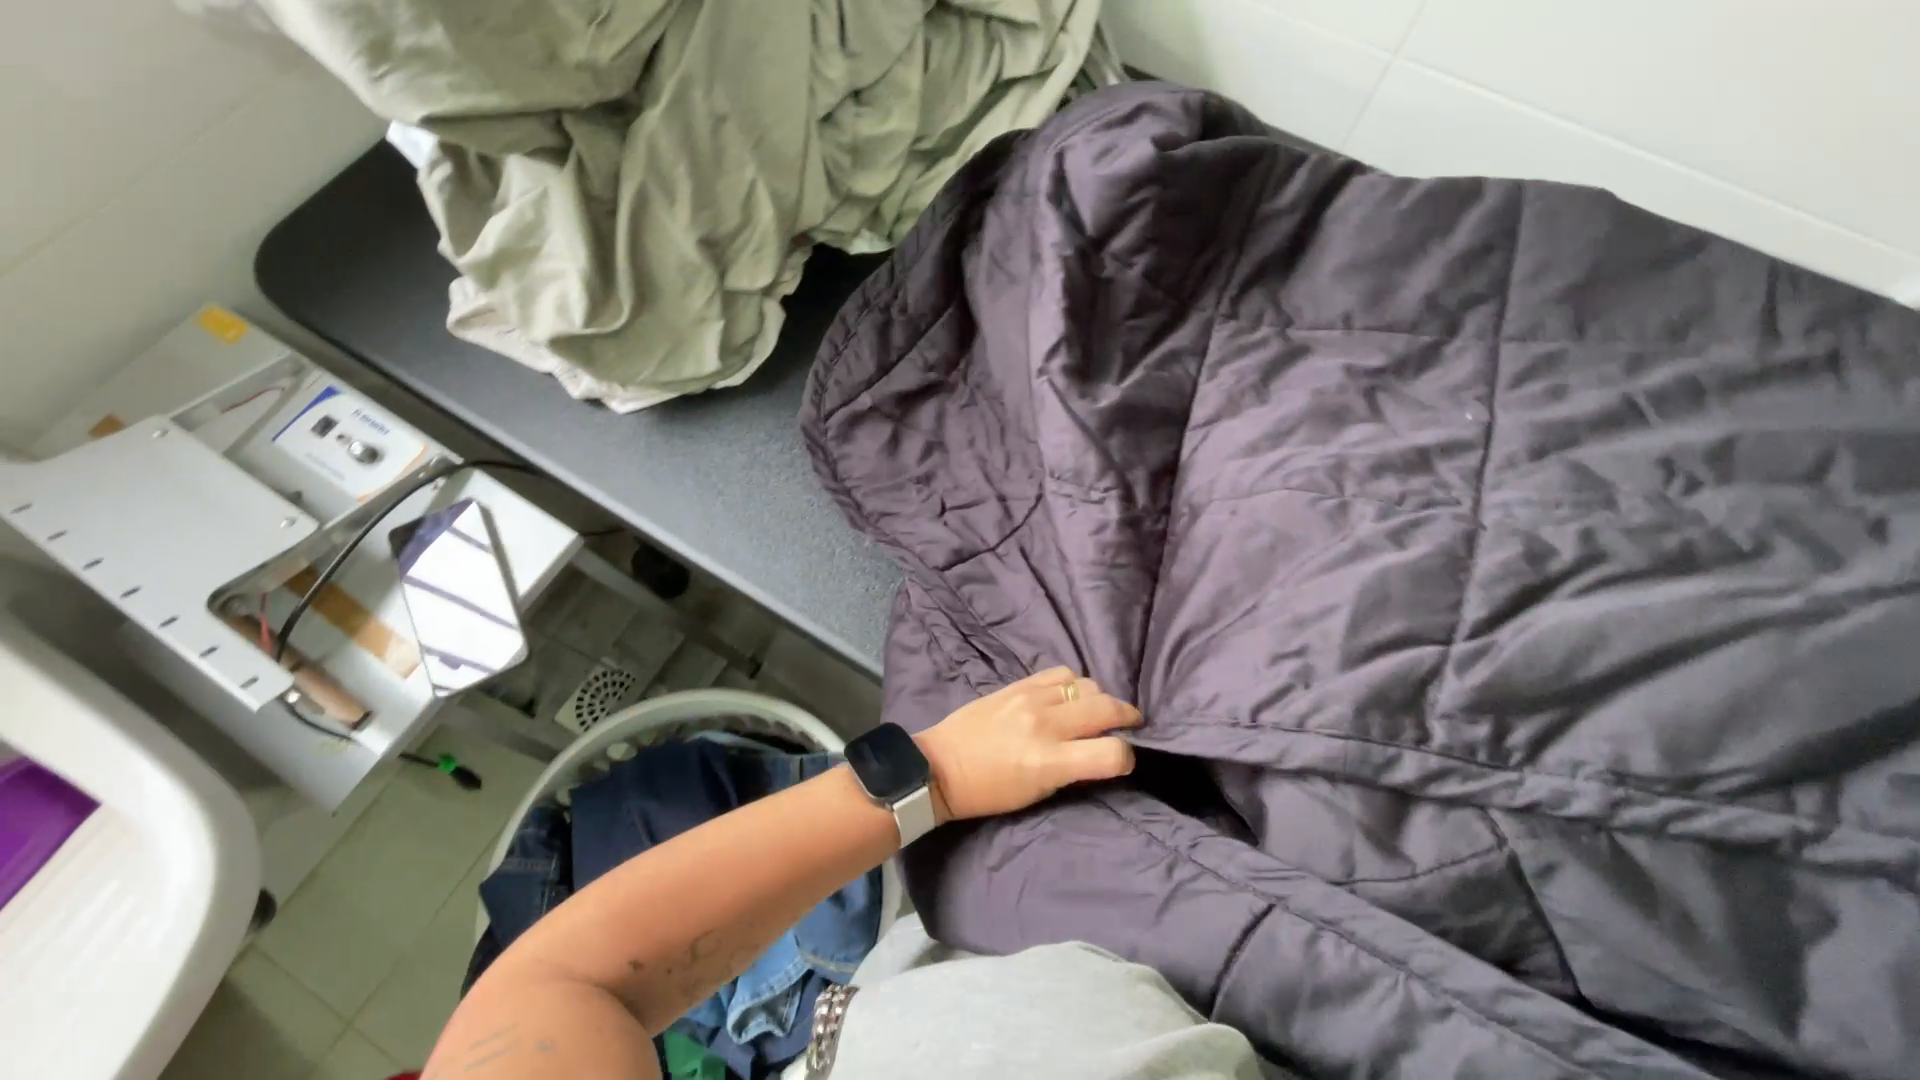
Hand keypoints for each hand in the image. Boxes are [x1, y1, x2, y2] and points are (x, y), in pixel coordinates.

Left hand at [915, 667, 1141, 822]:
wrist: (939, 766)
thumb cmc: (988, 792)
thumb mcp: (1038, 794)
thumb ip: (1072, 770)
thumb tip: (1101, 753)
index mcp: (1050, 760)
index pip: (1112, 753)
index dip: (1127, 758)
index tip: (1122, 760)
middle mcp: (1045, 724)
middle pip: (1107, 707)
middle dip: (1126, 717)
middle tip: (1128, 724)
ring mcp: (1030, 699)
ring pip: (1087, 684)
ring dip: (1098, 698)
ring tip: (1093, 710)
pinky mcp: (1017, 685)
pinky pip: (1059, 673)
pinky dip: (1072, 683)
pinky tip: (1068, 695)